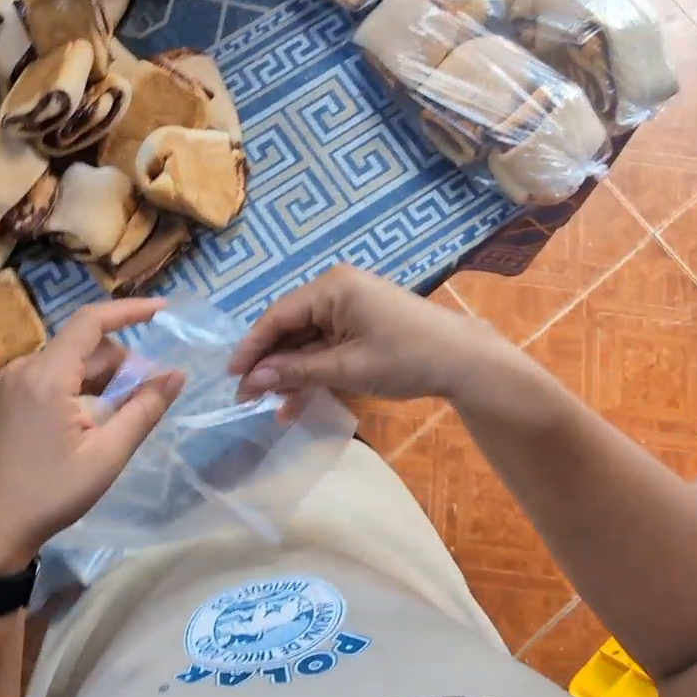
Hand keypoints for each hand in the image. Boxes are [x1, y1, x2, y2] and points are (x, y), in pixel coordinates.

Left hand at [0, 298, 185, 573]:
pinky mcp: (6, 399)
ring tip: (118, 415)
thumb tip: (177, 374)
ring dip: (100, 376)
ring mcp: (11, 383)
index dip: (129, 310)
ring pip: (68, 360)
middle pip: (83, 344)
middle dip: (120, 362)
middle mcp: (24, 368)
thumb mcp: (107, 455)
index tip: (163, 310)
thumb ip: (144, 409)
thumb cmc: (50, 494)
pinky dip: (78, 386)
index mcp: (47, 376)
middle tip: (145, 397)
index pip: (91, 321)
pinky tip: (90, 419)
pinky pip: (50, 375)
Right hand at [229, 265, 529, 416]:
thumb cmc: (406, 358)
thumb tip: (252, 381)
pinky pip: (325, 345)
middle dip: (270, 364)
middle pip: (289, 328)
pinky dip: (312, 371)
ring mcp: (348, 306)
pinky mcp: (359, 323)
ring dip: (290, 373)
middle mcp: (335, 290)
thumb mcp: (347, 369)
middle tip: (246, 399)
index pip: (277, 316)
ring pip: (305, 340)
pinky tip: (296, 403)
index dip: (252, 348)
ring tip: (270, 408)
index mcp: (332, 288)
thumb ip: (297, 372)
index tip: (231, 377)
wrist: (465, 361)